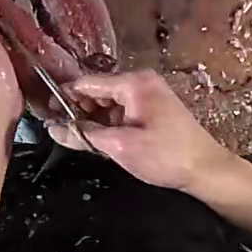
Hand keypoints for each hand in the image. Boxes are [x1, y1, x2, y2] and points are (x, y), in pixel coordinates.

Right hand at [49, 70, 238, 190]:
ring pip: (108, 102)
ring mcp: (148, 95)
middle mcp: (140, 82)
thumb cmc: (164, 155)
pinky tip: (98, 138)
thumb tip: (53, 128)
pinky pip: (121, 111)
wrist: (206, 169)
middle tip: (59, 129)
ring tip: (77, 136)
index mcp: (133, 83)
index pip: (87, 82)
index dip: (64, 97)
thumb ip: (83, 134)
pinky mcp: (152, 109)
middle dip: (78, 108)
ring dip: (92, 118)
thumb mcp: (119, 146)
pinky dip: (108, 123)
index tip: (45, 113)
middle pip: (97, 90)